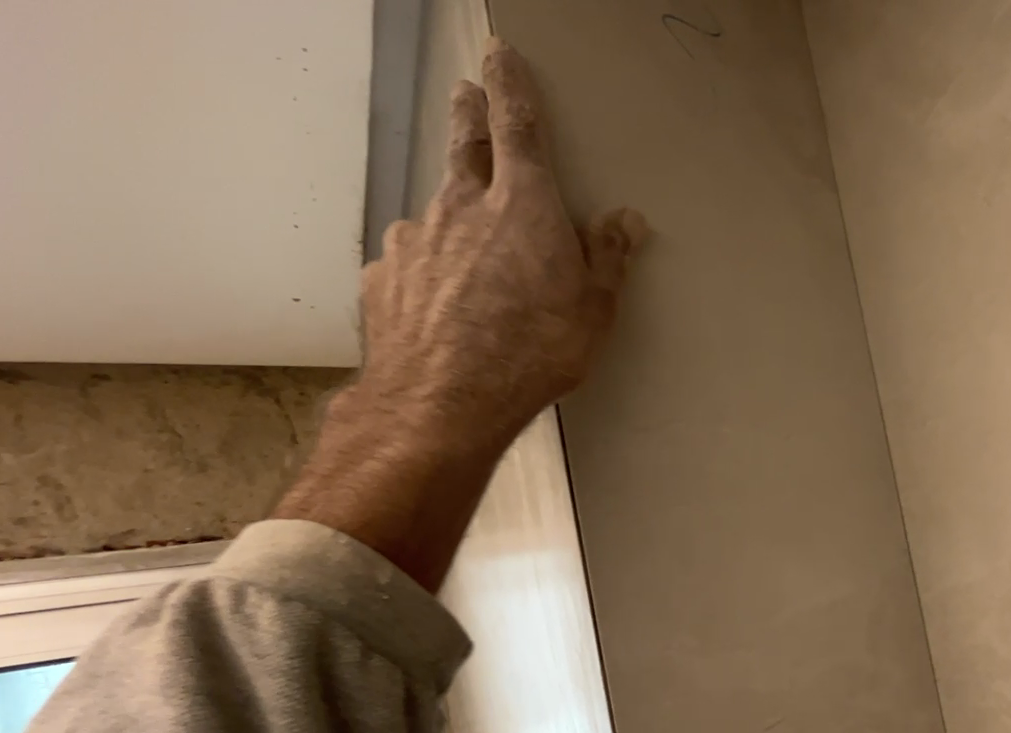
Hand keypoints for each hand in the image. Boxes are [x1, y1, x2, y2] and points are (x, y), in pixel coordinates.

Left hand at [273, 39, 644, 589]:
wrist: (443, 400)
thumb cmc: (534, 350)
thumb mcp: (593, 310)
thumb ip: (607, 259)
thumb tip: (625, 220)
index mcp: (522, 207)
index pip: (517, 127)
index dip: (512, 87)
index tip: (501, 53)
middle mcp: (461, 206)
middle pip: (464, 145)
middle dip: (469, 115)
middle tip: (467, 94)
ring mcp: (414, 238)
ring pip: (437, 210)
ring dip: (452, 209)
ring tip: (465, 239)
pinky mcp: (384, 276)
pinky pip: (413, 259)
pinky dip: (428, 264)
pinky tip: (439, 297)